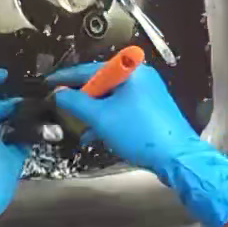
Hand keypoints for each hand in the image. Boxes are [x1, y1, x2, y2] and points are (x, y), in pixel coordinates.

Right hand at [48, 63, 227, 226]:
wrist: (177, 158)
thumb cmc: (140, 133)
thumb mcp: (100, 117)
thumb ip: (75, 102)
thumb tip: (58, 94)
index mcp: (130, 70)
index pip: (89, 69)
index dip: (66, 77)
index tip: (50, 83)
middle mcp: (140, 76)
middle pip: (101, 83)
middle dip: (81, 98)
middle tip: (63, 108)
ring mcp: (148, 92)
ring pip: (111, 97)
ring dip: (94, 111)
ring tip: (80, 126)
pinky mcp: (151, 108)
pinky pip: (122, 107)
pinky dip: (108, 117)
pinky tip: (97, 133)